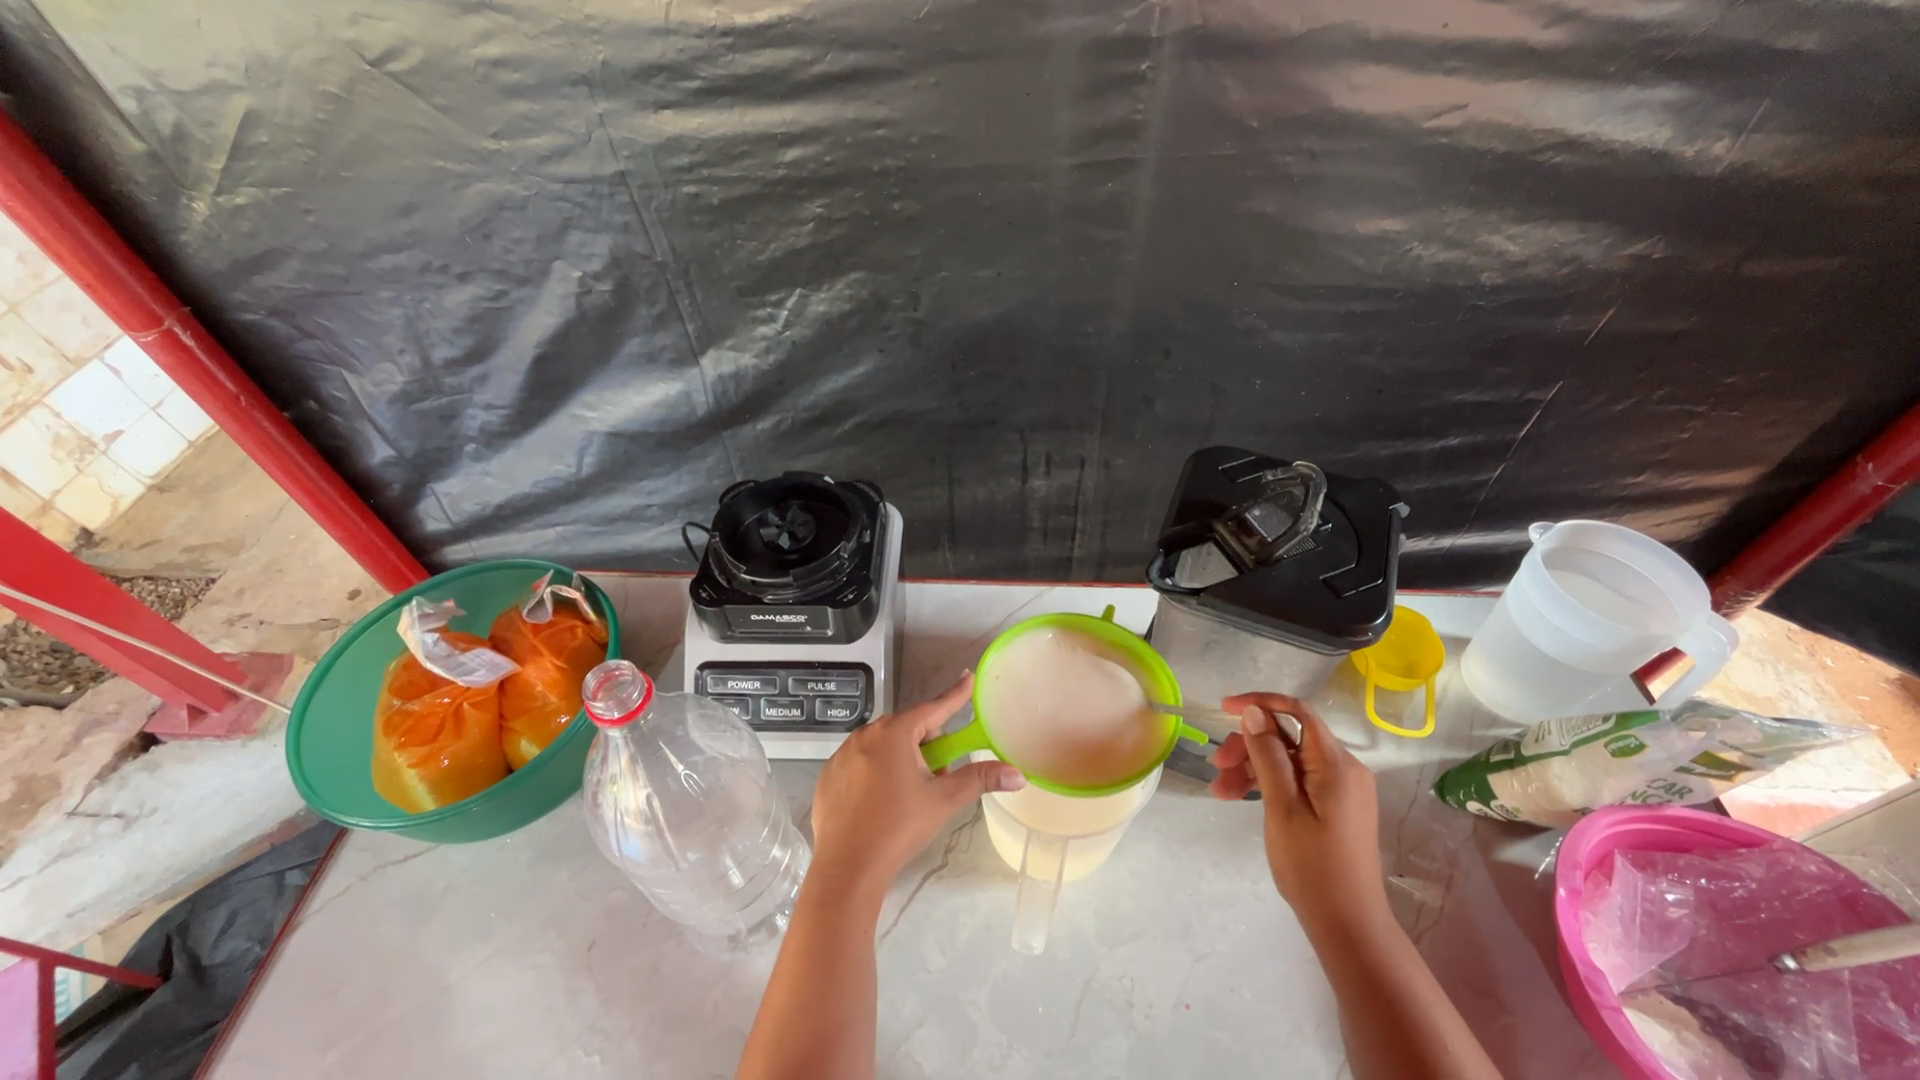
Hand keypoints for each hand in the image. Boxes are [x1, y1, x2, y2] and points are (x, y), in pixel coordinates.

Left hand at [809, 672, 1024, 896]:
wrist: (847, 867)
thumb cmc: (898, 827)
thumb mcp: (942, 801)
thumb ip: (979, 780)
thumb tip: (1017, 774)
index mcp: (894, 734)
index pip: (934, 708)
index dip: (956, 695)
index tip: (969, 677)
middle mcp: (865, 735)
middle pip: (909, 729)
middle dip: (928, 748)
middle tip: (936, 780)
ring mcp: (842, 754)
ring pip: (883, 746)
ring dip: (902, 760)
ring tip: (906, 798)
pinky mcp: (829, 775)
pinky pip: (861, 763)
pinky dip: (876, 773)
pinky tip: (879, 805)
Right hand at [1207, 693, 1389, 935]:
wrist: (1348, 923)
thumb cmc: (1311, 866)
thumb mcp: (1281, 807)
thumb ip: (1267, 755)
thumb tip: (1254, 713)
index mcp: (1337, 764)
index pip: (1299, 712)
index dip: (1261, 703)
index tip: (1224, 709)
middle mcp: (1345, 768)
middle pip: (1291, 737)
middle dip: (1250, 744)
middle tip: (1216, 766)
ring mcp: (1342, 788)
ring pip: (1291, 759)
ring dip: (1253, 767)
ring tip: (1219, 790)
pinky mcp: (1337, 806)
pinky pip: (1299, 780)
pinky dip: (1269, 783)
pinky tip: (1240, 796)